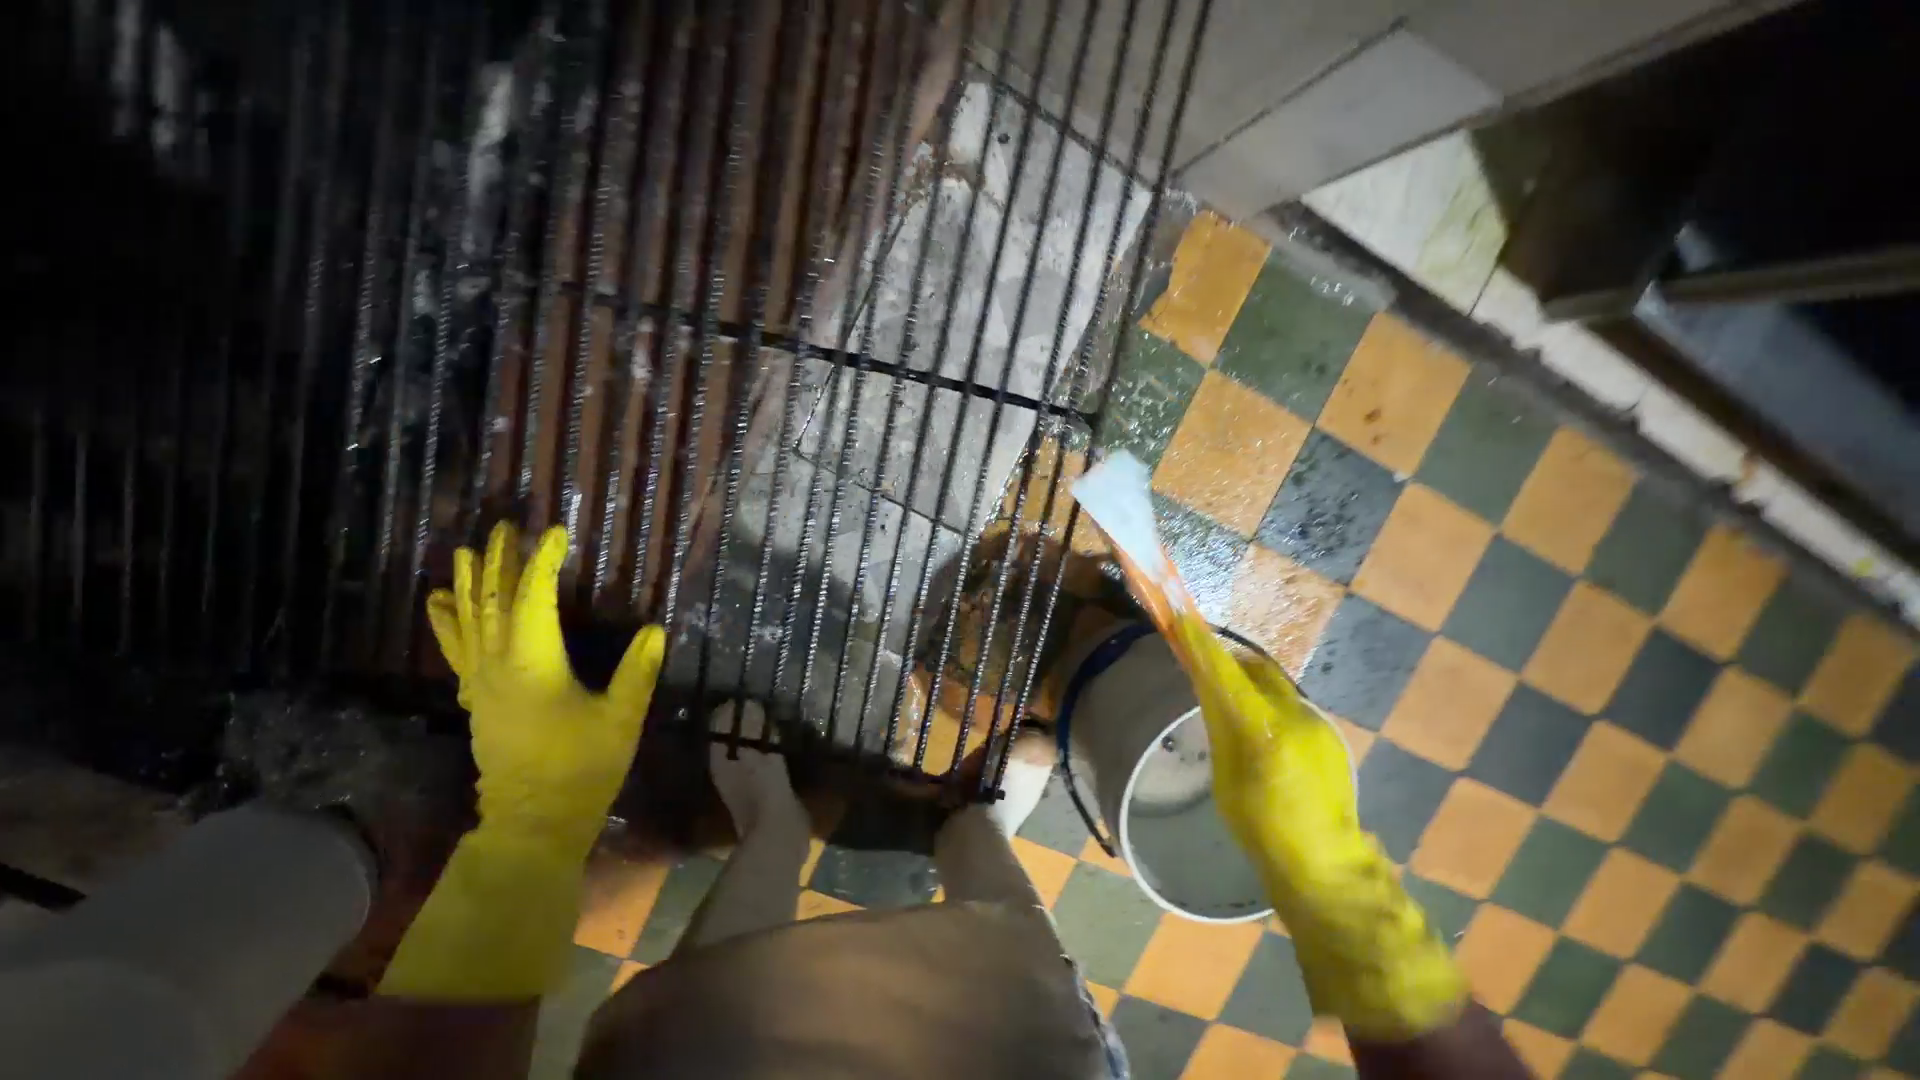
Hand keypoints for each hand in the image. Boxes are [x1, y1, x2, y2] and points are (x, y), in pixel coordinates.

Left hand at [426, 523, 664, 853]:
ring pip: (468, 622)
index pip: (535, 597)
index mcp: (533, 662)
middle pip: (493, 602)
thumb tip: (656, 630)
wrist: (534, 820)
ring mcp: (482, 683)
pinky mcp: (477, 700)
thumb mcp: (621, 718)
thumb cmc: (583, 767)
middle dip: (500, 562)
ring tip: (466, 553)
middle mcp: (498, 664)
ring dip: (469, 584)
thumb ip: (638, 672)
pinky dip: (447, 623)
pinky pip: (456, 650)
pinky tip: (441, 605)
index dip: (544, 562)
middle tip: (504, 528)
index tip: (556, 533)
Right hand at [1172, 615, 1466, 1041]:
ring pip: (1275, 686)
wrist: (1322, 862)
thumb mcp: (1225, 775)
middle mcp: (1296, 716)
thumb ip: (1220, 725)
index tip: (1181, 614)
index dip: (1200, 643)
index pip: (1225, 672)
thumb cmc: (1259, 827)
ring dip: (1249, 683)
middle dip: (1228, 658)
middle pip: (1256, 669)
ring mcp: (1318, 724)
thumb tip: (1209, 686)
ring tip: (1228, 696)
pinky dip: (1268, 704)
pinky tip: (1259, 729)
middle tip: (1202, 657)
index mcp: (1262, 730)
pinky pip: (1291, 706)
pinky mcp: (1330, 735)